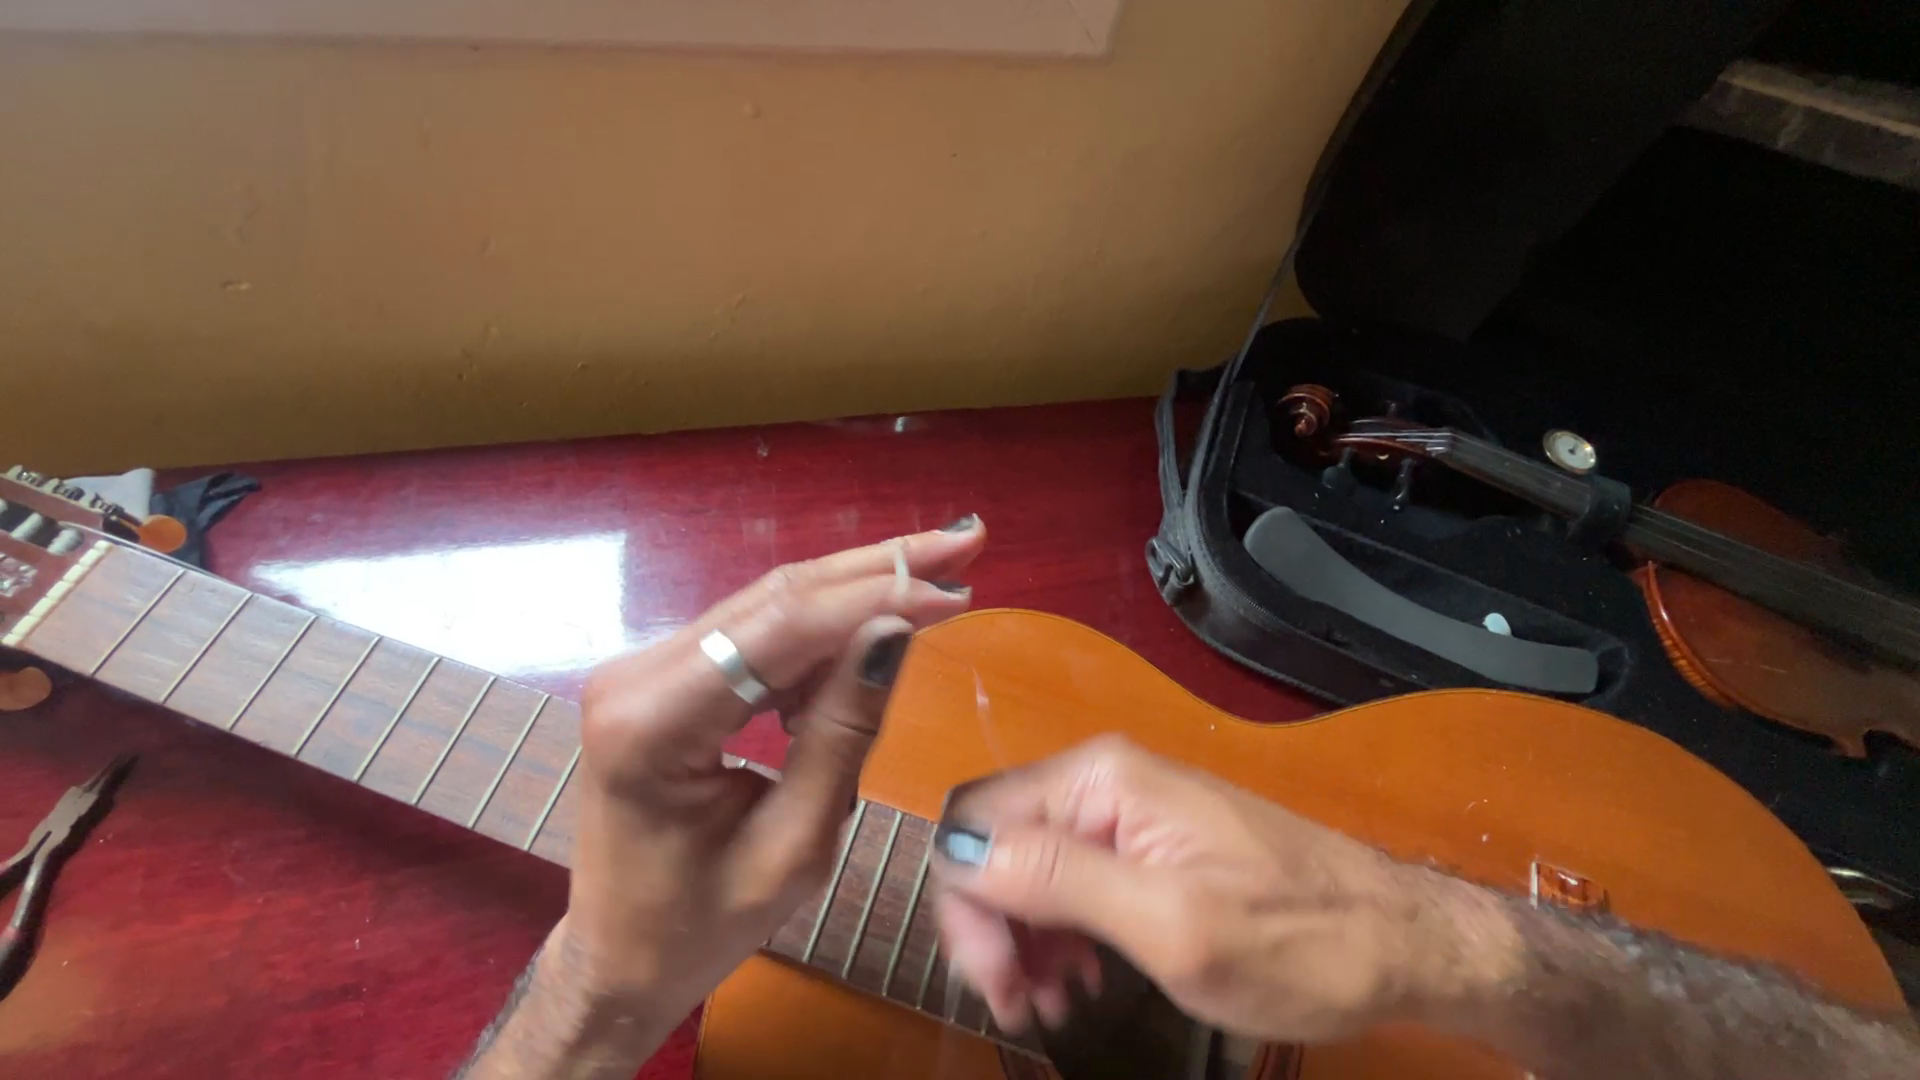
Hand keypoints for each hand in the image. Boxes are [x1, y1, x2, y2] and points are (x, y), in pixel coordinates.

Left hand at [484, 517, 987, 1076]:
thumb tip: (894, 633)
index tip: (955, 590)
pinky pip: (762, 636)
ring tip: (938, 578)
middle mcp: (639, 672)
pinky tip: (878, 632)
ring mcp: (649, 666)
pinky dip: (828, 632)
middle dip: (879, 568)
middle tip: (962, 541)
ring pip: (776, 605)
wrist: (617, 958)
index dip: (875, 598)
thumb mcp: (794, 847)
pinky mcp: (671, 674)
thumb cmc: (700, 926)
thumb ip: (843, 733)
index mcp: (652, 722)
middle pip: (779, 597)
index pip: (781, 628)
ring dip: (861, 590)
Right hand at [930, 736, 1520, 1042]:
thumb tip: (960, 852)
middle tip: (1018, 1001)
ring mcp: (1120, 811)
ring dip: (1020, 934)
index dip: (965, 897)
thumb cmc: (1297, 939)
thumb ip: (1062, 879)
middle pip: (995, 839)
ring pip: (1023, 863)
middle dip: (990, 921)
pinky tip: (1077, 978)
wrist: (1395, 938)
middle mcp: (1099, 781)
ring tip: (1050, 1001)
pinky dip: (1055, 932)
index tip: (996, 978)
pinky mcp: (1138, 844)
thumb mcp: (1173, 924)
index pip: (978, 817)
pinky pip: (1065, 879)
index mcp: (1100, 780)